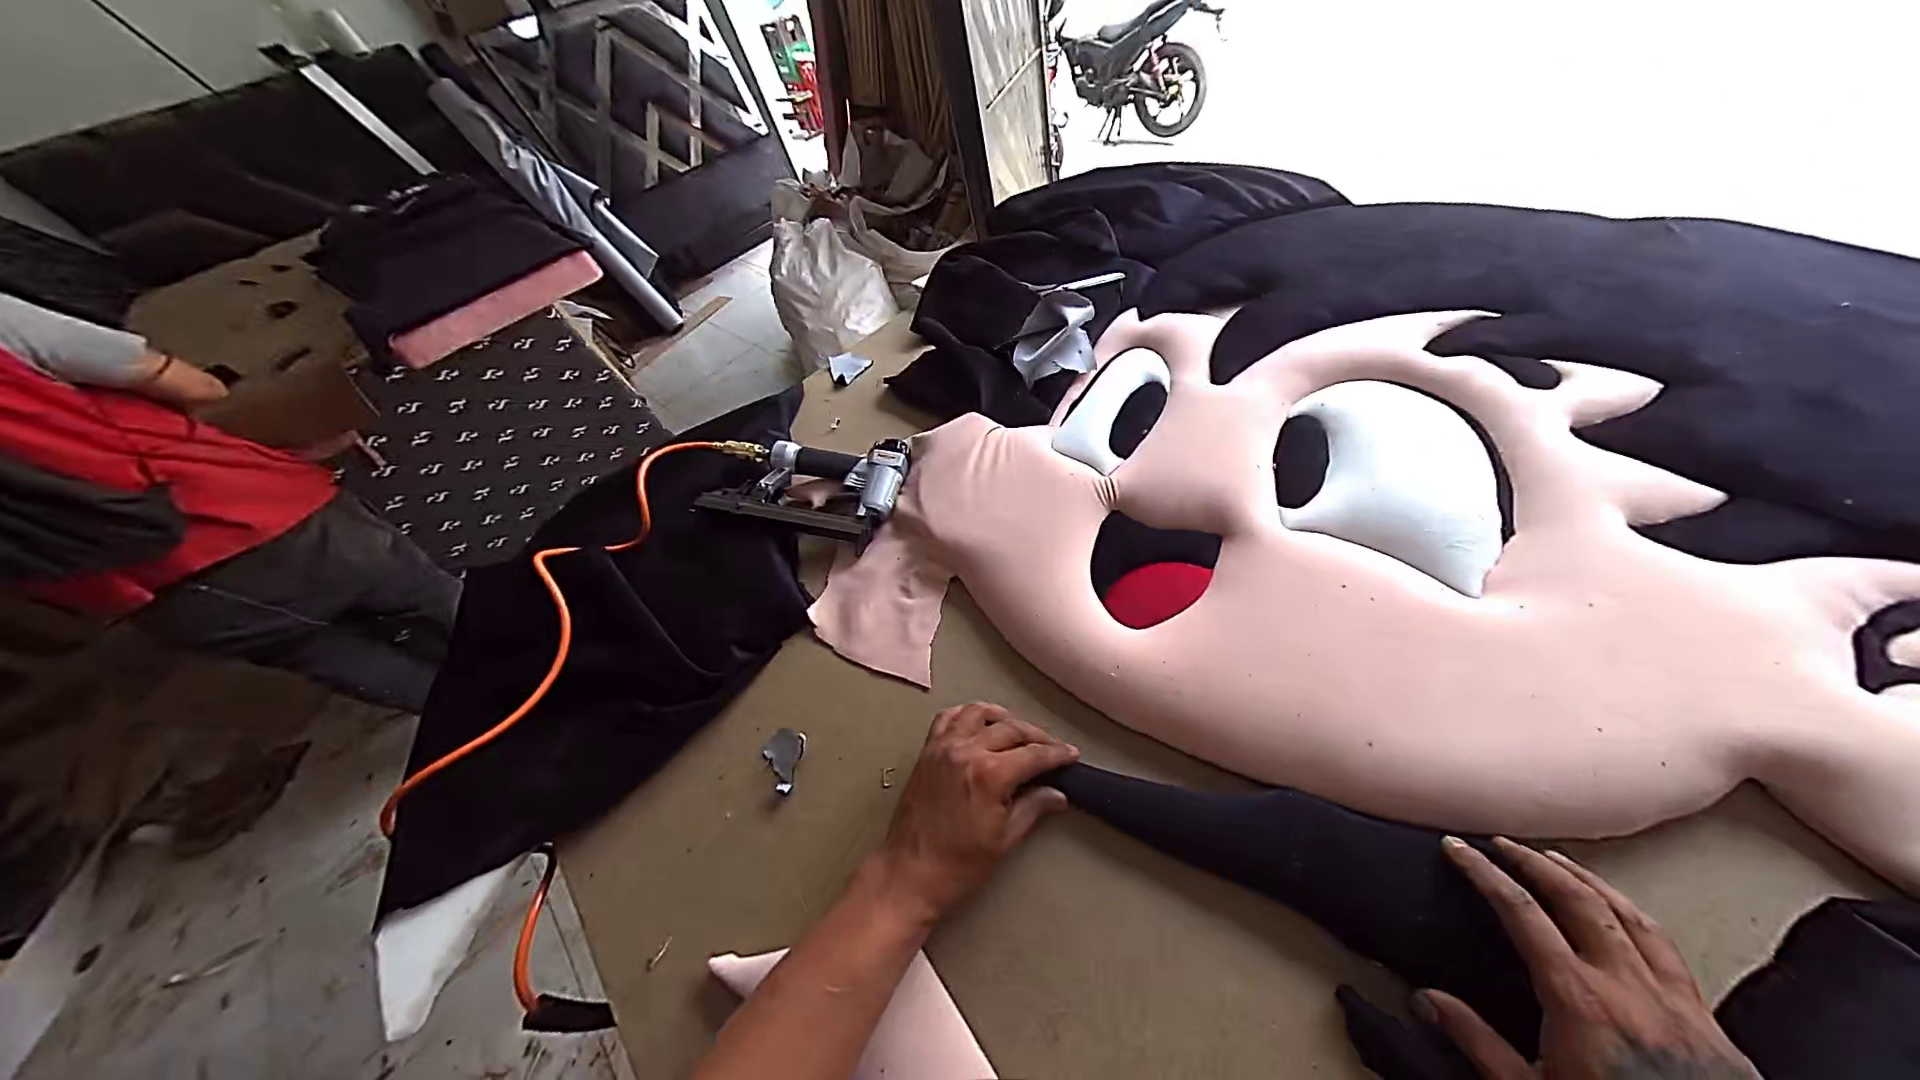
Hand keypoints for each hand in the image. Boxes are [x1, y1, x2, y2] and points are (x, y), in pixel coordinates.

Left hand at [862, 703, 1078, 926]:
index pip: (1033, 754)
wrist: (910, 874)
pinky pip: (947, 718)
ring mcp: (943, 748)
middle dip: (1036, 736)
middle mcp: (966, 751)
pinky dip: (966, 714)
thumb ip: (1033, 807)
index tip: (1070, 754)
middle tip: (1051, 747)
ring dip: (1002, 718)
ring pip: (978, 713)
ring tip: (1018, 729)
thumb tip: (1057, 795)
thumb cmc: (958, 864)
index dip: (1056, 754)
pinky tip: (978, 721)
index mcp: (989, 774)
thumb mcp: (1005, 838)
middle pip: (1010, 729)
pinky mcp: (927, 752)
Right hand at [1417, 837, 1757, 1079]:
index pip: (1520, 911)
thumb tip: (1425, 999)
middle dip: (1535, 863)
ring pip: (1631, 917)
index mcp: (1579, 1000)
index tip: (1457, 848)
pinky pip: (1670, 951)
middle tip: (1503, 844)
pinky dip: (1636, 916)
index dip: (1483, 871)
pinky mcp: (1713, 1027)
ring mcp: (1679, 1005)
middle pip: (1578, 900)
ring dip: (1588, 880)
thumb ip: (1477, 1040)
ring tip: (1559, 861)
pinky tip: (1623, 913)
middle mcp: (1630, 989)